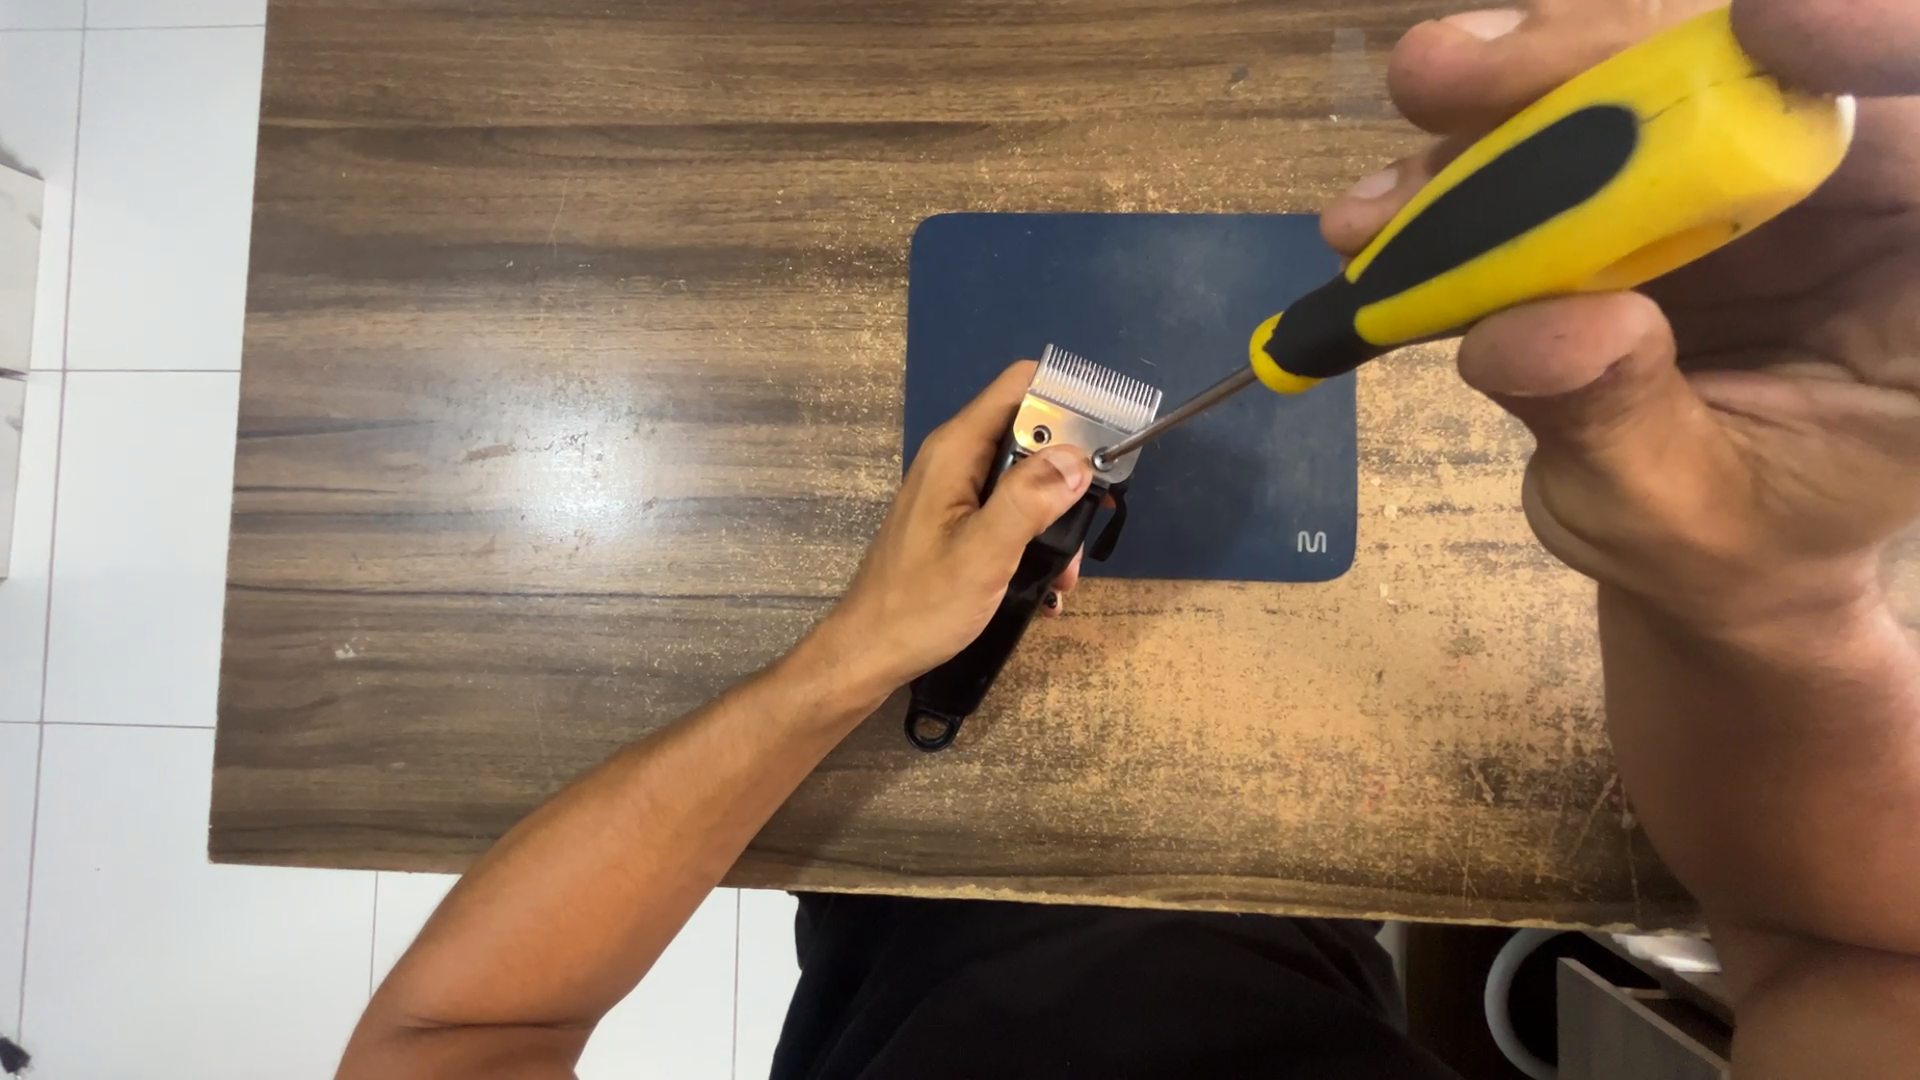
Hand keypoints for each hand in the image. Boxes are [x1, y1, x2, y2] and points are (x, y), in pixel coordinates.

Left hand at [804, 362, 1094, 701]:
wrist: (871, 651)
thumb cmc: (920, 605)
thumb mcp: (983, 553)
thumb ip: (1029, 500)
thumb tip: (1078, 457)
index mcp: (956, 450)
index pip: (1020, 386)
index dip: (1067, 399)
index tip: (1105, 437)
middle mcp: (956, 460)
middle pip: (1030, 435)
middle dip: (1069, 472)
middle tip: (1095, 516)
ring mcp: (956, 493)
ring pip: (1025, 480)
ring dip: (1055, 519)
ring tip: (1067, 571)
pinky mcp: (959, 523)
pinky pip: (1010, 514)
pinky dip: (1034, 540)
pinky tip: (1045, 583)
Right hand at [1321, 0, 1919, 637]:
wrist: (1693, 549)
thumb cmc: (1719, 546)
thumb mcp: (1665, 509)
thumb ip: (1613, 418)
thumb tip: (1526, 329)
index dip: (1870, 43)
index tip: (1770, 22)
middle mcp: (1861, 200)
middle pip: (1741, 81)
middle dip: (1587, 72)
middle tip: (1437, 82)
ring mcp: (1737, 195)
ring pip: (1624, 104)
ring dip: (1484, 137)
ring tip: (1368, 211)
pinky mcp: (1642, 207)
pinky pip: (1547, 168)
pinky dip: (1452, 194)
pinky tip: (1375, 230)